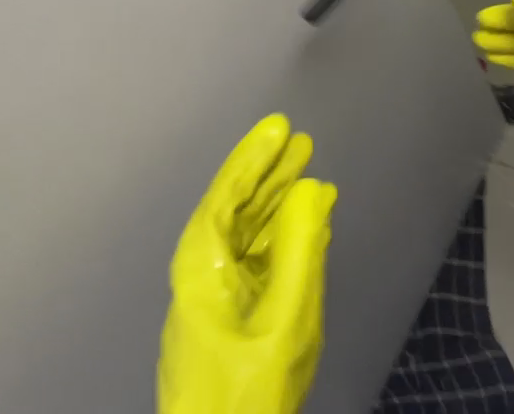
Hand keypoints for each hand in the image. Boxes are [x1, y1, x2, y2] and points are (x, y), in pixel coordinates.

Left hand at [159, 113, 336, 413]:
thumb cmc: (249, 387)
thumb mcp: (284, 317)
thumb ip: (301, 250)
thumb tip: (312, 189)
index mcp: (201, 268)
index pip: (226, 197)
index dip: (252, 159)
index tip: (279, 127)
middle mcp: (203, 275)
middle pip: (236, 210)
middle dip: (268, 174)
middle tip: (301, 141)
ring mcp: (217, 297)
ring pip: (249, 234)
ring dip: (279, 202)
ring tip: (310, 172)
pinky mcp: (232, 316)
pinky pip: (259, 260)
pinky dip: (285, 237)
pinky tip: (310, 224)